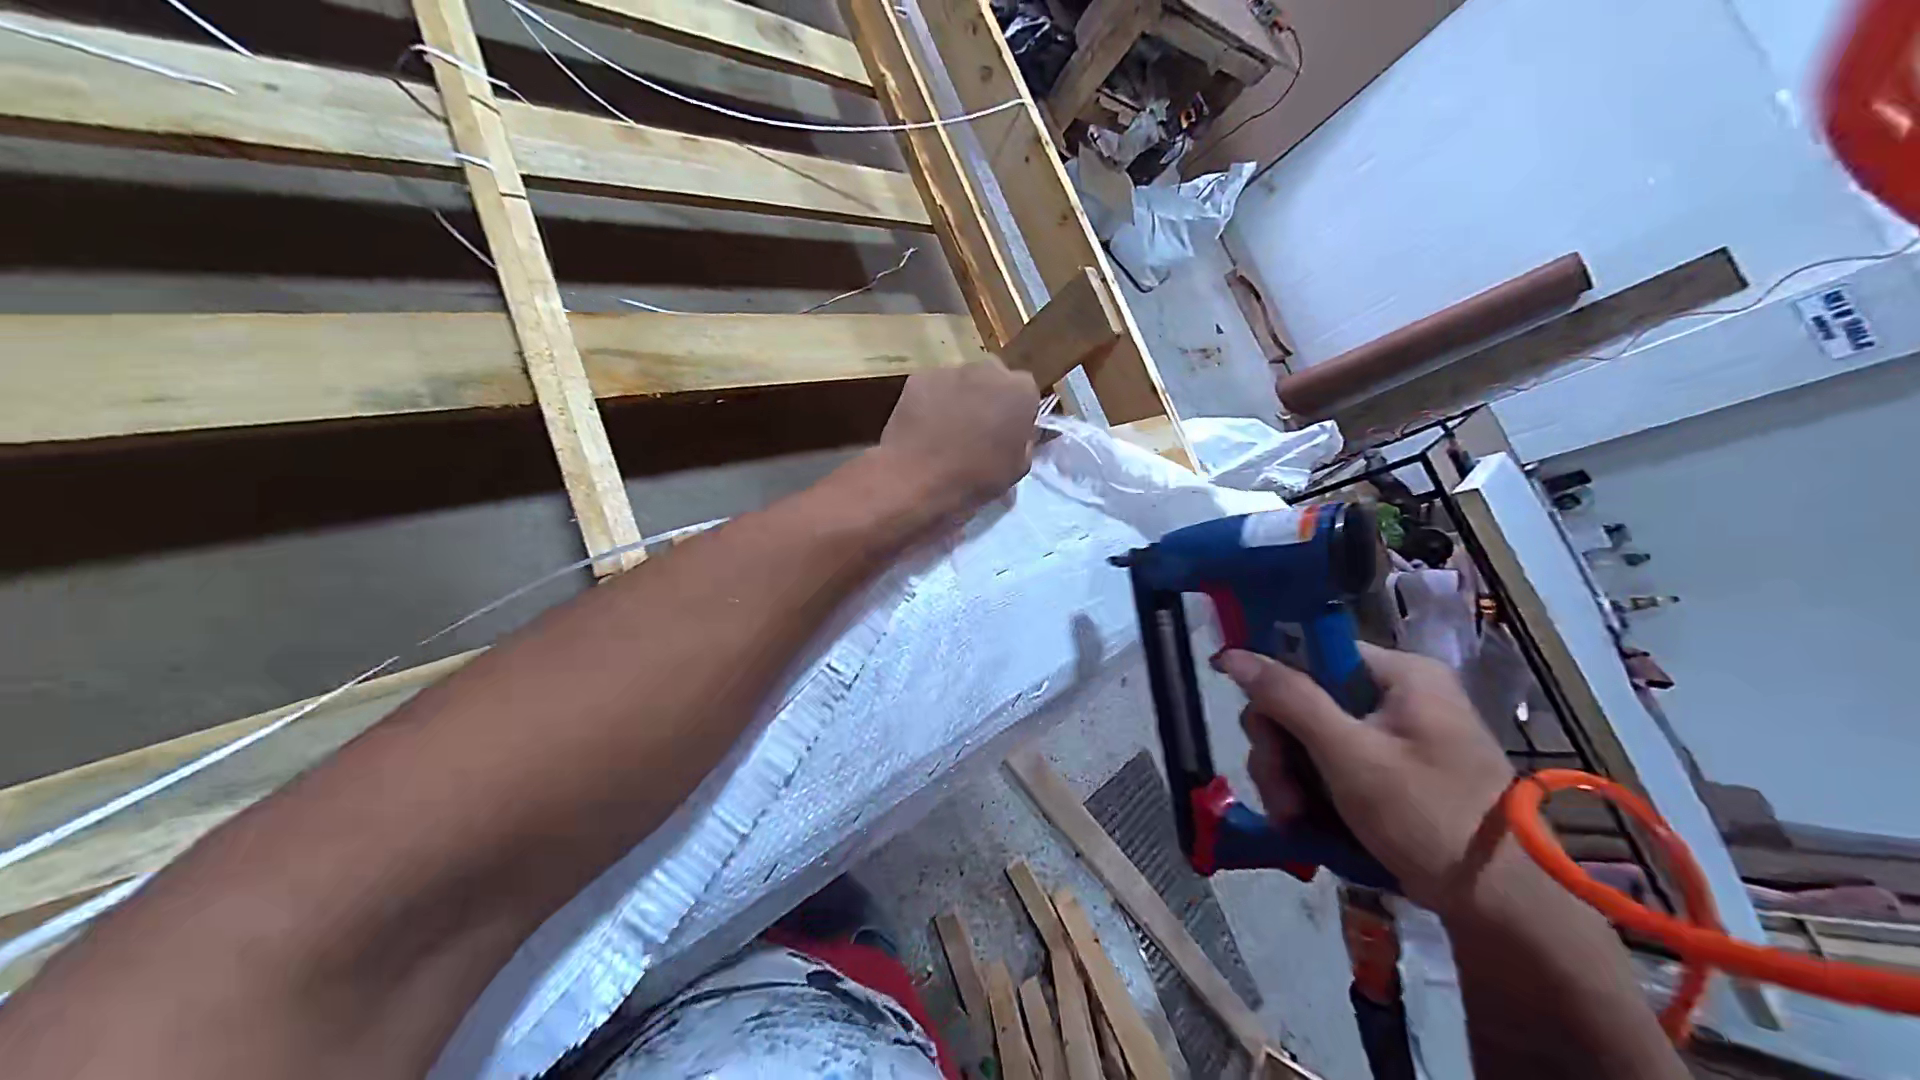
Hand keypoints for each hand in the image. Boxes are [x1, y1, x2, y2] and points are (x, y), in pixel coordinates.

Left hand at [875, 362, 1038, 515]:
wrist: (917, 478)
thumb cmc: (975, 478)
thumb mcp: (1017, 468)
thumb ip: (1024, 441)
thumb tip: (1018, 434)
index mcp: (1021, 390)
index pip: (1026, 392)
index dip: (1016, 412)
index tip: (1007, 432)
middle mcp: (989, 370)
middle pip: (994, 379)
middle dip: (989, 397)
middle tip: (977, 429)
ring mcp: (951, 370)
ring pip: (962, 381)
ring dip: (960, 398)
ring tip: (947, 429)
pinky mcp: (919, 377)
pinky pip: (933, 387)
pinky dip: (932, 401)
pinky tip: (924, 426)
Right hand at [1217, 643, 1515, 914]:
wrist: (1506, 910)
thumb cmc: (1429, 817)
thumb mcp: (1350, 754)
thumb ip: (1288, 699)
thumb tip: (1232, 654)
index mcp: (1399, 674)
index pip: (1312, 653)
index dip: (1273, 681)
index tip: (1256, 724)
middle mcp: (1394, 696)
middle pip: (1303, 700)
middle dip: (1280, 749)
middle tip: (1279, 792)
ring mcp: (1392, 737)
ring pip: (1308, 738)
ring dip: (1288, 778)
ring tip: (1292, 817)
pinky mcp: (1387, 773)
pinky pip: (1327, 765)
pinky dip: (1309, 793)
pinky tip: (1303, 822)